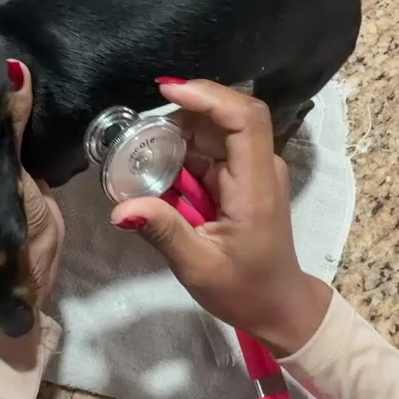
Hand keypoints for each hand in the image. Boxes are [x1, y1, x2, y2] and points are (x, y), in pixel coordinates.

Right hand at [109, 80, 330, 354]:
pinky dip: (180, 150)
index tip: (167, 92)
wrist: (277, 307)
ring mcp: (250, 170)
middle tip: (137, 127)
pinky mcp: (238, 178)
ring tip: (138, 144)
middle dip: (182, 113)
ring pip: (214, 130)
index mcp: (255, 186)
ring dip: (177, 131)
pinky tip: (154, 162)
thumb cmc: (244, 290)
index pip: (245, 119)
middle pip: (226, 116)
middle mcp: (258, 168)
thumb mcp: (199, 267)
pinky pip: (209, 150)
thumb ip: (163, 232)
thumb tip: (120, 208)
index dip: (209, 96)